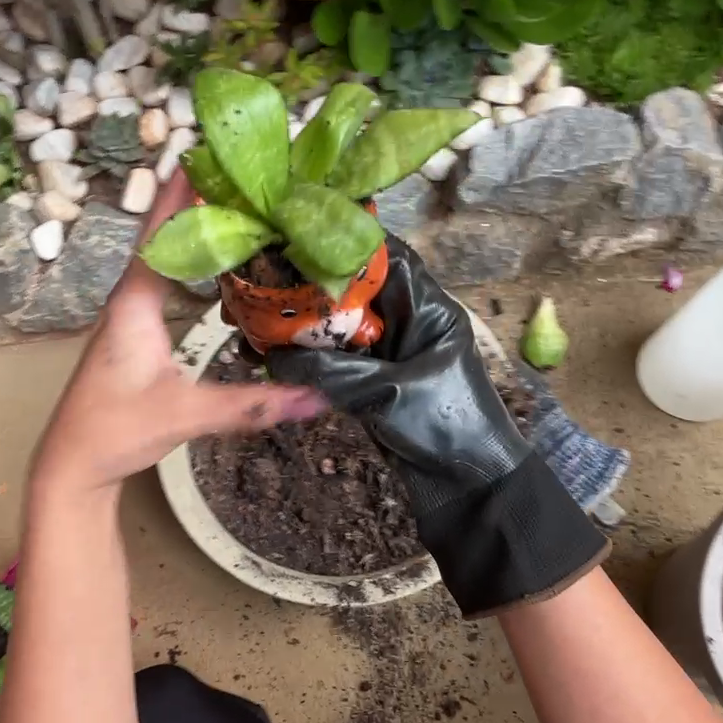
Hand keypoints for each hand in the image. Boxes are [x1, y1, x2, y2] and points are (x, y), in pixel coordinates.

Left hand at [30, 172, 326, 497]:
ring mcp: (128, 317)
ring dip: (195, 230)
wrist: (72, 466)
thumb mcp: (186, 415)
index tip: (210, 148)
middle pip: (164, 236)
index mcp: (133, 304)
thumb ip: (252, 405)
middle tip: (244, 171)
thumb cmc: (114, 432)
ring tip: (236, 201)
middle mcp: (128, 301)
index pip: (160, 232)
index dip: (183, 190)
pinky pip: (166, 283)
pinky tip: (216, 262)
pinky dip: (191, 263)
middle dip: (199, 201)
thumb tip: (317, 399)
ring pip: (165, 260)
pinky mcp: (134, 335)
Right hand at [266, 237, 607, 615]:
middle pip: (353, 289)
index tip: (294, 238)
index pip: (385, 258)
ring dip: (301, 325)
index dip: (342, 242)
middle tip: (259, 287)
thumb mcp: (387, 392)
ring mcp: (389, 352)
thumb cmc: (444, 426)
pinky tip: (273, 356)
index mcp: (427, 309)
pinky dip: (307, 357)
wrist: (467, 484)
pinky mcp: (373, 380)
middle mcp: (407, 321)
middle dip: (307, 286)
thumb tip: (272, 357)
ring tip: (255, 323)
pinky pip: (335, 358)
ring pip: (338, 326)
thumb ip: (331, 372)